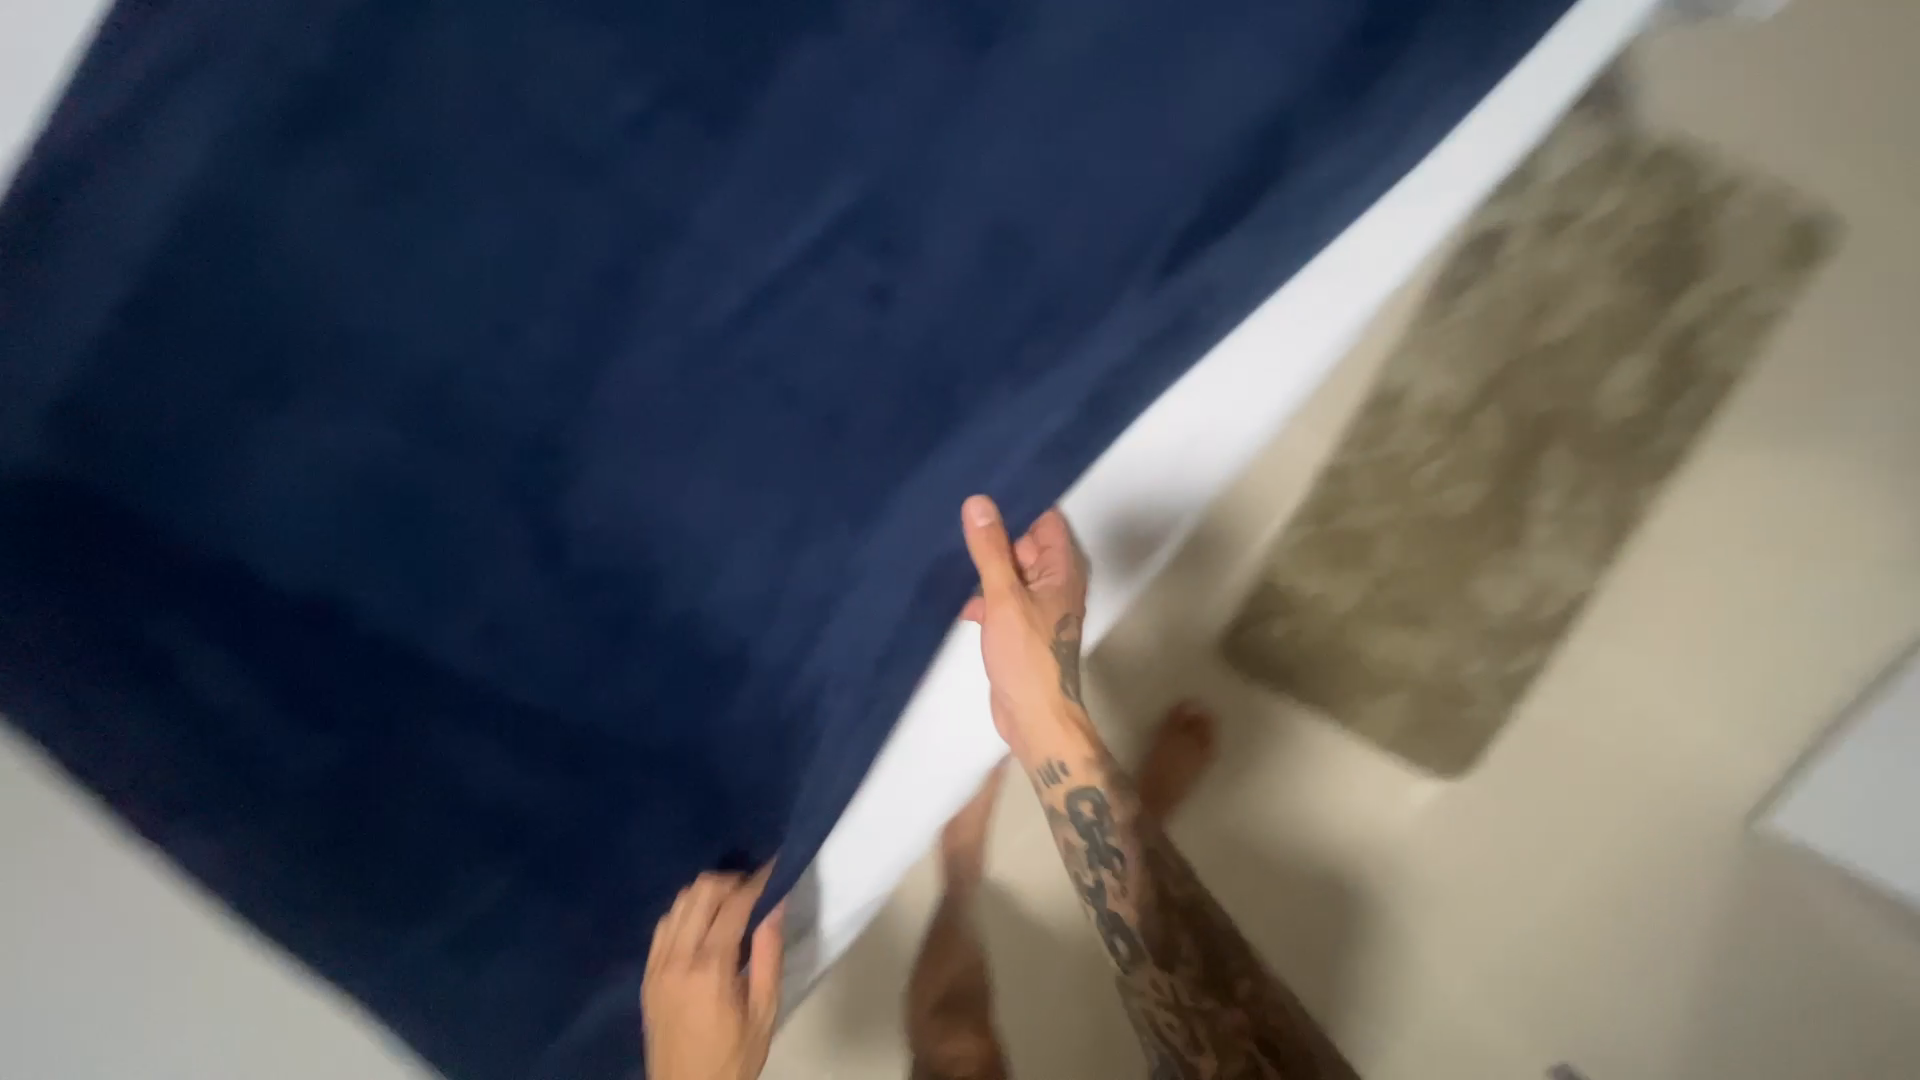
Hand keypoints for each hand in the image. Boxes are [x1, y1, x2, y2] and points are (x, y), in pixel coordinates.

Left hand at [642, 868, 785, 1079]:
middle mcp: (678, 959)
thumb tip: (777, 903)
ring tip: (731, 903)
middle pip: (701, 892)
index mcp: (710, 969)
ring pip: (679, 902)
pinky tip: (703, 924)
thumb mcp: (764, 1010)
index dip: (757, 880)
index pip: (734, 904)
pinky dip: (685, 912)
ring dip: (707, 894)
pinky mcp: (647, 976)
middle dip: (731, 881)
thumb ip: (769, 952)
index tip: (774, 868)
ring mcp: (657, 966)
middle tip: (754, 889)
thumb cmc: (734, 1058)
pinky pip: (663, 925)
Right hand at [959, 495, 1093, 762]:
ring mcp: (1037, 607)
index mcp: (1061, 570)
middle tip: (954, 513)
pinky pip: (1000, 599)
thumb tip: (978, 502)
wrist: (1034, 716)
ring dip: (985, 566)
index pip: (1046, 520)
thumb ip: (990, 550)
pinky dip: (982, 596)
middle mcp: (1053, 583)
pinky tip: (957, 599)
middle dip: (995, 533)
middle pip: (1025, 544)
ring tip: (947, 547)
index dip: (1020, 503)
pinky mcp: (1019, 628)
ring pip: (1009, 572)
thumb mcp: (1004, 596)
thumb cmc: (1028, 655)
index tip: (985, 486)